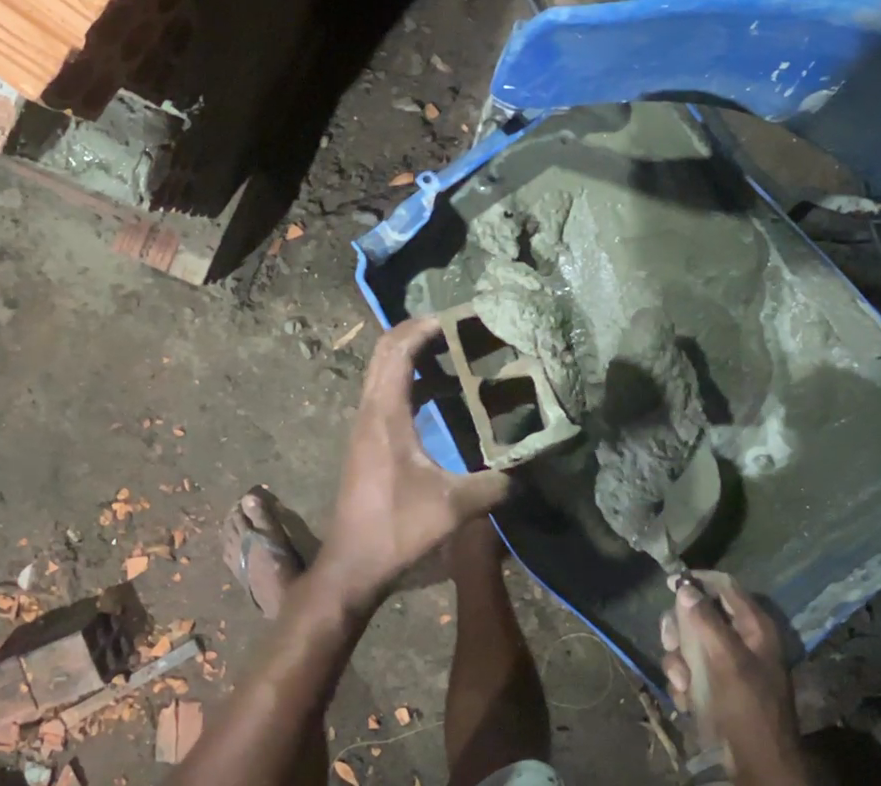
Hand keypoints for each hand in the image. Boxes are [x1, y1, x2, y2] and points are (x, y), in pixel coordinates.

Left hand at [318, 317, 511, 606]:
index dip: (425, 326)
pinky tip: (444, 396)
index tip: (458, 315)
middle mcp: (370, 410)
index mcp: (385, 414)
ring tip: (456, 353)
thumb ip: (494, 485)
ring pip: (384, 371)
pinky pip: (387, 393)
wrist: (352, 564)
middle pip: (386, 351)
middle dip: (419, 331)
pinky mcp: (367, 441)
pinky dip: (413, 382)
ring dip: (415, 356)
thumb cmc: (397, 529)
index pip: (398, 350)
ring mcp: (365, 425)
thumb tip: (528, 472)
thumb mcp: (453, 507)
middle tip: (458, 327)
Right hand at [662, 574, 806, 782]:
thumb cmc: (745, 707)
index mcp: (753, 627)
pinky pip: (685, 669)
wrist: (753, 764)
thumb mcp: (726, 659)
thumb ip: (704, 620)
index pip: (724, 586)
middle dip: (680, 630)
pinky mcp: (711, 686)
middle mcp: (739, 639)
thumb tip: (684, 588)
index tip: (669, 583)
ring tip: (684, 683)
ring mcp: (724, 664)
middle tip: (673, 644)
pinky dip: (682, 683)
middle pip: (697, 612)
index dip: (697, 580)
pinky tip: (687, 700)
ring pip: (686, 642)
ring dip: (678, 662)